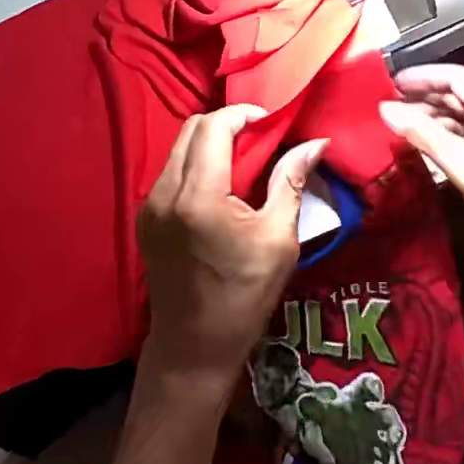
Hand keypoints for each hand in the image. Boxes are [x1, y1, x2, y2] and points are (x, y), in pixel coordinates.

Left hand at [139, 105, 328, 388]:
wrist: (193, 349)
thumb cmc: (244, 296)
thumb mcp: (278, 239)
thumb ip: (291, 182)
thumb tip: (317, 142)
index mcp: (198, 198)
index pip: (214, 127)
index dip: (244, 115)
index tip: (271, 124)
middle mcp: (165, 193)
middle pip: (191, 128)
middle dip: (228, 123)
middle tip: (261, 139)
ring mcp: (149, 206)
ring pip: (178, 147)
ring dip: (212, 142)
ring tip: (245, 160)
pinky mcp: (146, 218)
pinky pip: (172, 170)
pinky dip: (198, 162)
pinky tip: (223, 184)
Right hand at [378, 64, 463, 277]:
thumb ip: (424, 135)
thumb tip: (385, 109)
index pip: (455, 75)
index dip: (421, 76)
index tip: (390, 84)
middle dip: (427, 98)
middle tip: (391, 107)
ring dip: (441, 119)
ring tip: (406, 127)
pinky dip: (458, 136)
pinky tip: (439, 148)